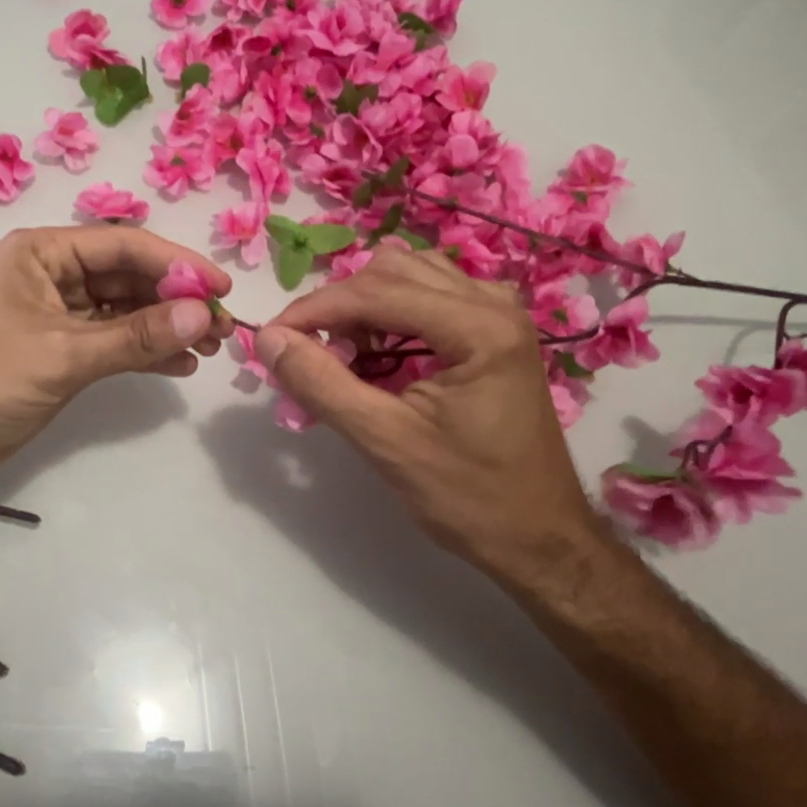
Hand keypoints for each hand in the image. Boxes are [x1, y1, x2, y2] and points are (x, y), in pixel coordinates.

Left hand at [0, 226, 234, 485]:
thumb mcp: (63, 356)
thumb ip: (135, 336)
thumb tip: (202, 314)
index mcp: (42, 254)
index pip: (124, 246)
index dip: (176, 264)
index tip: (221, 287)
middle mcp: (54, 275)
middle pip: (130, 277)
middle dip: (177, 299)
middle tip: (223, 325)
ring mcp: (59, 315)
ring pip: (127, 311)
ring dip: (167, 326)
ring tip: (210, 346)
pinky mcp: (63, 352)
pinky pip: (115, 342)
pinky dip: (146, 352)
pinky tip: (181, 365)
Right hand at [255, 247, 603, 577]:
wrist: (539, 536)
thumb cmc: (469, 496)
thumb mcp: (385, 442)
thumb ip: (321, 383)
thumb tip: (267, 338)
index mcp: (479, 328)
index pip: (376, 291)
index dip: (314, 310)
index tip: (270, 338)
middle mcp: (494, 303)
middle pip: (392, 270)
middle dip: (340, 306)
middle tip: (311, 355)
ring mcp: (500, 313)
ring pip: (411, 274)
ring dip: (366, 305)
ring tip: (346, 355)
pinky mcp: (496, 330)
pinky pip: (431, 293)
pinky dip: (393, 312)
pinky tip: (380, 354)